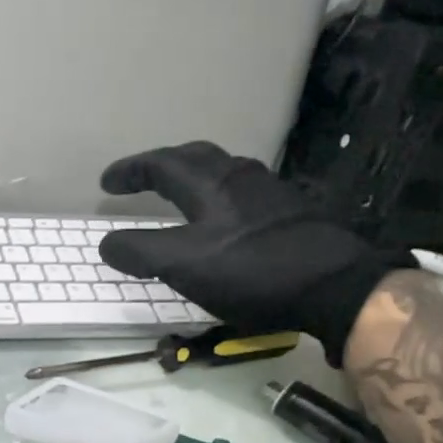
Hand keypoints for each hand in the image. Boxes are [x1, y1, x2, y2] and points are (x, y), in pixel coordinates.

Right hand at [97, 142, 412, 366]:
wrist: (335, 284)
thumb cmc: (252, 271)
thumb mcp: (185, 265)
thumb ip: (142, 251)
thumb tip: (106, 243)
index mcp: (210, 184)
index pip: (162, 164)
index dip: (131, 171)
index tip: (107, 182)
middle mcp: (241, 177)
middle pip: (196, 158)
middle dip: (164, 165)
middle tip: (142, 180)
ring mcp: (271, 193)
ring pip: (224, 173)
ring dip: (195, 180)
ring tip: (181, 198)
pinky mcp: (292, 214)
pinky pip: (245, 195)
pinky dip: (220, 201)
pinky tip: (225, 224)